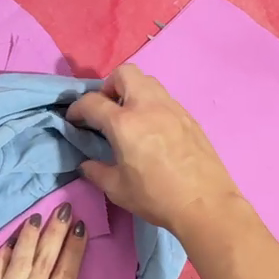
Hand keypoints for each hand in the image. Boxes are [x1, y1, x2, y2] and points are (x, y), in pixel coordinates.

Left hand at [0, 203, 88, 278]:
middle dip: (55, 233)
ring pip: (17, 262)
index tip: (80, 228)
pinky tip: (8, 242)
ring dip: (29, 237)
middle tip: (63, 209)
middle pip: (43, 262)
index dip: (74, 250)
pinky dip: (1, 256)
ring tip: (37, 218)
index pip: (65, 276)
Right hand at [67, 64, 246, 239]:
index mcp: (124, 124)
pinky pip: (163, 97)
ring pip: (147, 81)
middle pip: (123, 73)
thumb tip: (86, 164)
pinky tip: (151, 129)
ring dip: (131, 91)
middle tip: (105, 110)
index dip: (77, 109)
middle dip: (108, 86)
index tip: (74, 120)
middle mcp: (147, 106)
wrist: (205, 204)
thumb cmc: (156, 197)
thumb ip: (96, 171)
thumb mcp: (117, 189)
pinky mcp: (188, 116)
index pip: (92, 102)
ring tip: (128, 117)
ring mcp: (171, 108)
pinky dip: (150, 104)